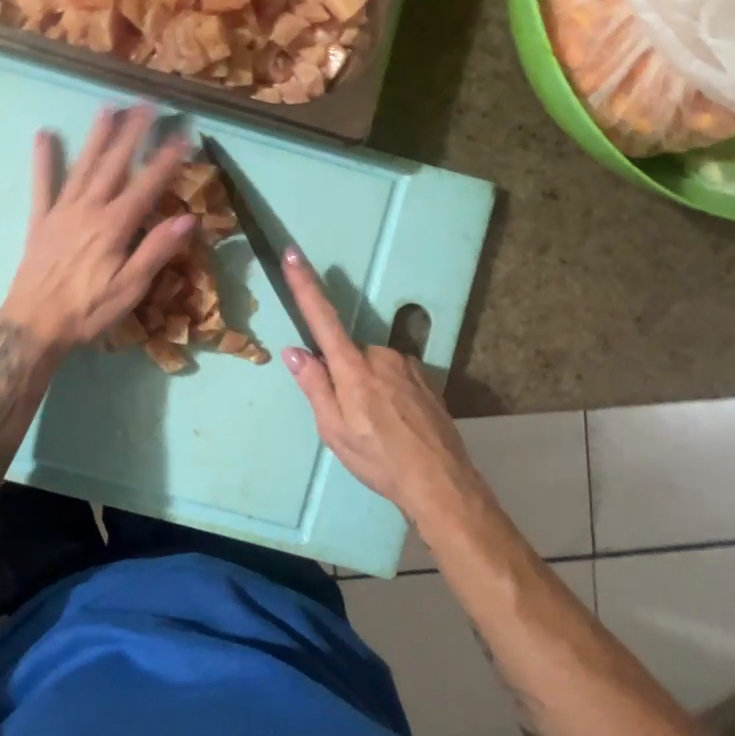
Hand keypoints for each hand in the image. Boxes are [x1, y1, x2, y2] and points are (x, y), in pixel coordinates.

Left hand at [0, 105, 196, 350]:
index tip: (182, 135)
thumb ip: (156, 251)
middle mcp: (88, 210)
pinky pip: (41, 185)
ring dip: (97, 136)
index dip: (165, 160)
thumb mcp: (129, 288)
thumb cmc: (87, 312)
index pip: (146, 186)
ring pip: (83, 166)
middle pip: (114, 165)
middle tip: (146, 104)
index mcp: (114, 227)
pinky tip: (43, 135)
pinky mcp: (40, 221)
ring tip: (108, 108)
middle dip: (133, 134)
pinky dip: (43, 159)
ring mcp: (61, 212)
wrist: (33, 325)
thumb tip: (188, 219)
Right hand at [278, 247, 470, 507]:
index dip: (304, 284)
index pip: (322, 318)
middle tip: (349, 418)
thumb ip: (314, 386)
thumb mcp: (334, 430)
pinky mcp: (426, 377)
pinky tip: (396, 423)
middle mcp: (382, 356)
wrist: (441, 482)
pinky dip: (388, 393)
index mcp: (353, 368)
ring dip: (367, 386)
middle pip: (348, 352)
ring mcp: (408, 365)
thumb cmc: (379, 460)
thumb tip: (295, 350)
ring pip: (372, 365)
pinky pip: (393, 375)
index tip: (293, 253)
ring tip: (376, 427)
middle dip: (342, 375)